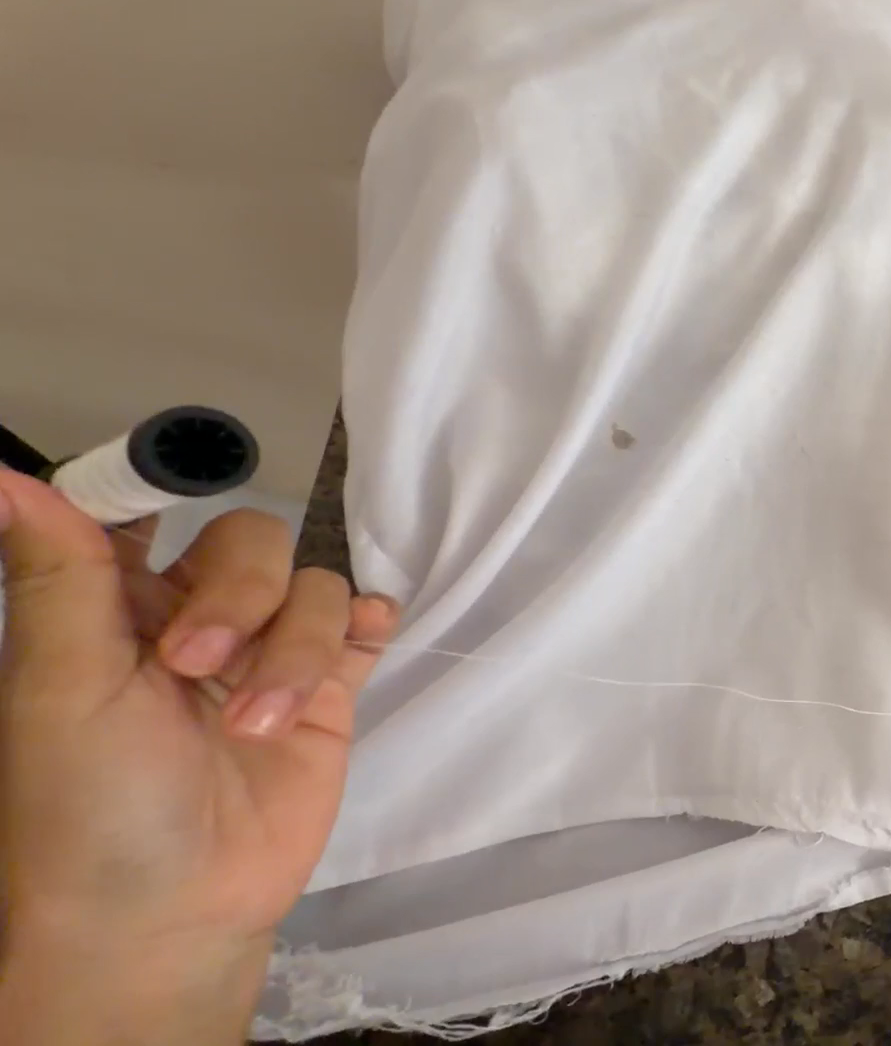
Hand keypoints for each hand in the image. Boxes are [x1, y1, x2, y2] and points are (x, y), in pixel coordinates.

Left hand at [0, 470, 396, 1044]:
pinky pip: (370, 621)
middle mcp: (198, 617)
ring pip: (317, 590)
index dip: (161, 490)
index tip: (182, 486)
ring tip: (262, 721)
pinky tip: (365, 641)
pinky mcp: (335, 684)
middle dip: (243, 597)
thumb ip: (62, 580)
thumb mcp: (63, 689)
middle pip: (254, 544)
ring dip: (298, 650)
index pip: (140, 519)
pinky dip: (370, 622)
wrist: (181, 900)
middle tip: (201, 665)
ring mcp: (275, 650)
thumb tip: (1, 474)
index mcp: (115, 611)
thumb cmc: (92, 801)